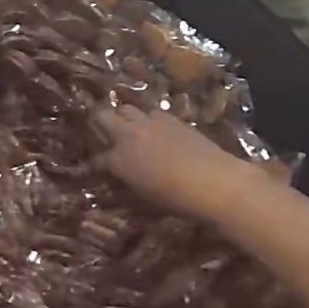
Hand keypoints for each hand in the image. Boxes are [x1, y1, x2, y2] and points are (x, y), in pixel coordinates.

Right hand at [93, 106, 253, 218]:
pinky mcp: (170, 118)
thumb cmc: (176, 199)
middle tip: (103, 131)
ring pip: (126, 108)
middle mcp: (128, 135)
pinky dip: (148, 119)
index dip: (94, 164)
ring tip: (130, 127)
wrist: (213, 181)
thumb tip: (121, 176)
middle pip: (102, 116)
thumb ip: (127, 181)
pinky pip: (151, 112)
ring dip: (124, 117)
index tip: (95, 167)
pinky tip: (156, 129)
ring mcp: (148, 123)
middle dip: (99, 122)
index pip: (97, 159)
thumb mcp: (144, 197)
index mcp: (118, 160)